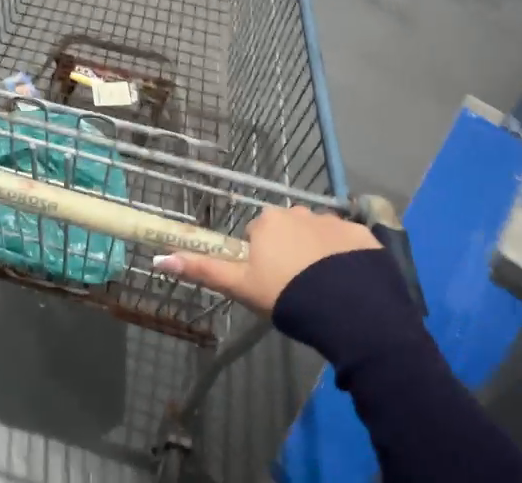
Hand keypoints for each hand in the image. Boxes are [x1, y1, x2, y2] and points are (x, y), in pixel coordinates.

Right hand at [154, 204, 378, 314]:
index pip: (258, 235)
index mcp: (268, 221)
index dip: (262, 260)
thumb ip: (202, 269)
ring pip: (319, 237)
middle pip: (289, 231)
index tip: (270, 283)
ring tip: (326, 291)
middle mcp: (299, 211)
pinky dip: (347, 260)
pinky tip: (350, 285)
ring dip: (318, 255)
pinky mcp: (363, 235)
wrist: (347, 310)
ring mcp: (333, 221)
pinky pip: (349, 244)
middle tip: (296, 288)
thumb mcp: (240, 286)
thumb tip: (159, 257)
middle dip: (291, 253)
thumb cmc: (285, 295)